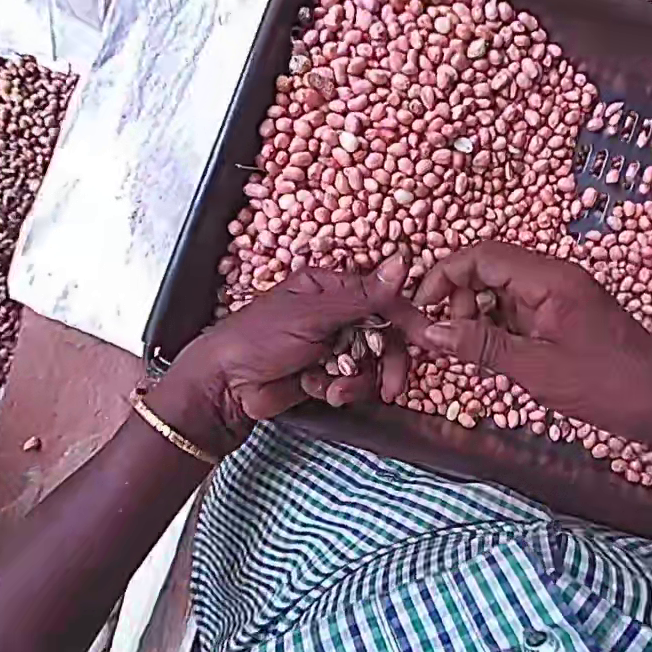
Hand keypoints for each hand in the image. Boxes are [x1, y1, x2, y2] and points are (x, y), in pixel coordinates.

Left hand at [152, 254, 425, 453]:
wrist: (225, 387)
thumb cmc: (259, 339)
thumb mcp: (313, 315)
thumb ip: (362, 296)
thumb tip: (403, 262)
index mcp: (329, 287)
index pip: (381, 297)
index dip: (405, 318)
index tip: (426, 339)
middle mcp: (334, 313)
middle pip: (382, 333)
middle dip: (386, 361)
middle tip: (392, 386)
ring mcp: (330, 344)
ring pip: (370, 362)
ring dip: (357, 379)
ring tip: (334, 389)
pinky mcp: (325, 372)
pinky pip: (352, 381)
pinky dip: (339, 389)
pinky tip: (317, 389)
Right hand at [404, 242, 651, 449]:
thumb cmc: (607, 385)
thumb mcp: (536, 368)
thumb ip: (480, 345)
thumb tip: (429, 331)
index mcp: (548, 278)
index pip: (480, 256)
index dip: (443, 276)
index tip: (423, 309)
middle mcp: (553, 277)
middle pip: (488, 268)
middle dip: (459, 297)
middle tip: (452, 337)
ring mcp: (561, 295)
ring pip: (501, 290)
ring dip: (477, 314)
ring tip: (473, 351)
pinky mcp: (565, 314)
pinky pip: (519, 309)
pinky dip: (498, 326)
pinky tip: (496, 354)